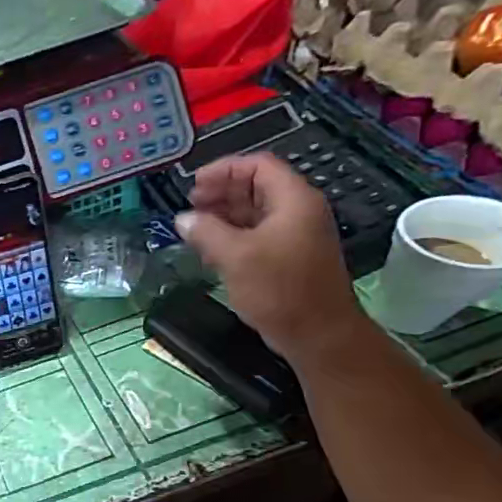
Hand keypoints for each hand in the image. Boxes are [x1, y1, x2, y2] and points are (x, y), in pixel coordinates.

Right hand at [174, 153, 366, 359]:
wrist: (318, 335)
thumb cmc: (280, 290)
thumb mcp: (236, 257)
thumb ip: (206, 232)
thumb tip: (183, 219)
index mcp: (293, 200)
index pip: (258, 166)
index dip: (224, 169)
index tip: (194, 183)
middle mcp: (298, 212)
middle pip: (257, 187)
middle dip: (221, 192)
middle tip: (191, 205)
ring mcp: (296, 236)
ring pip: (256, 213)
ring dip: (225, 216)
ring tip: (195, 227)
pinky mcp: (290, 259)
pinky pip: (259, 236)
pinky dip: (234, 236)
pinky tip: (212, 249)